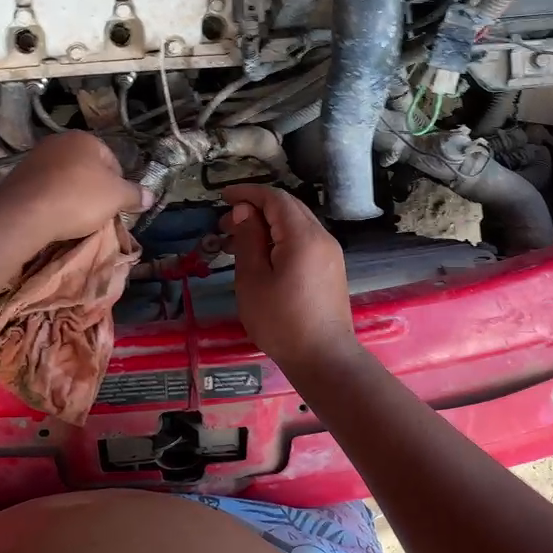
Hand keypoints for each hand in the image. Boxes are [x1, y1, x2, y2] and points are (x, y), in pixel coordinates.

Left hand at [0, 131, 152, 246]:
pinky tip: (52, 217)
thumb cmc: (78, 198)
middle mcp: (58, 141)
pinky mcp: (17, 176)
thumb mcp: (116, 197)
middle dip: (93, 190)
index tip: (115, 207)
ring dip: (70, 195)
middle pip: (86, 168)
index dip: (118, 185)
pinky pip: (43, 189)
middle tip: (97, 213)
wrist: (25, 213)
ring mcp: (35, 158)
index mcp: (85, 138)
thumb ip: (135, 194)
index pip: (112, 161)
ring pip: (63, 178)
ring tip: (73, 218)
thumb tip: (150, 196)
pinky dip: (50, 201)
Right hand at [220, 184, 358, 372]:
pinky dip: (280, 239)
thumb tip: (244, 210)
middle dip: (255, 208)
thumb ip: (248, 238)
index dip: (247, 193)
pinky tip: (261, 258)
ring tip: (236, 243)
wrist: (324, 360)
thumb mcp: (253, 278)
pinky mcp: (330, 269)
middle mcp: (321, 236)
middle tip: (224, 224)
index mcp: (302, 235)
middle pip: (287, 207)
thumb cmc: (281, 321)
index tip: (222, 197)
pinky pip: (303, 241)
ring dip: (266, 225)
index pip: (274, 198)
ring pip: (295, 224)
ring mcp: (329, 253)